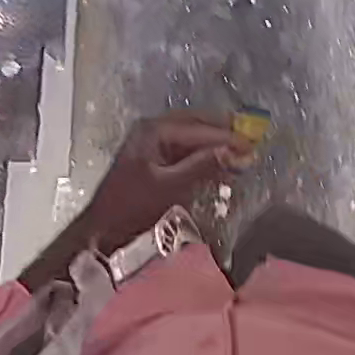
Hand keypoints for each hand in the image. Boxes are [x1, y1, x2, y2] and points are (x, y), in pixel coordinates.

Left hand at [18, 112, 250, 288]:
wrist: (101, 230)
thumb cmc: (132, 207)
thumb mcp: (170, 186)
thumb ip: (203, 165)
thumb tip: (236, 151)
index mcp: (154, 129)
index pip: (200, 129)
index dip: (228, 137)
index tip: (253, 146)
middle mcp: (154, 128)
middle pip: (197, 124)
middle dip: (224, 133)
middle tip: (251, 141)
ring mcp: (153, 141)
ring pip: (192, 135)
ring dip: (215, 144)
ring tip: (240, 152)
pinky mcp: (155, 157)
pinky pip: (185, 149)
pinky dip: (204, 154)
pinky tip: (220, 163)